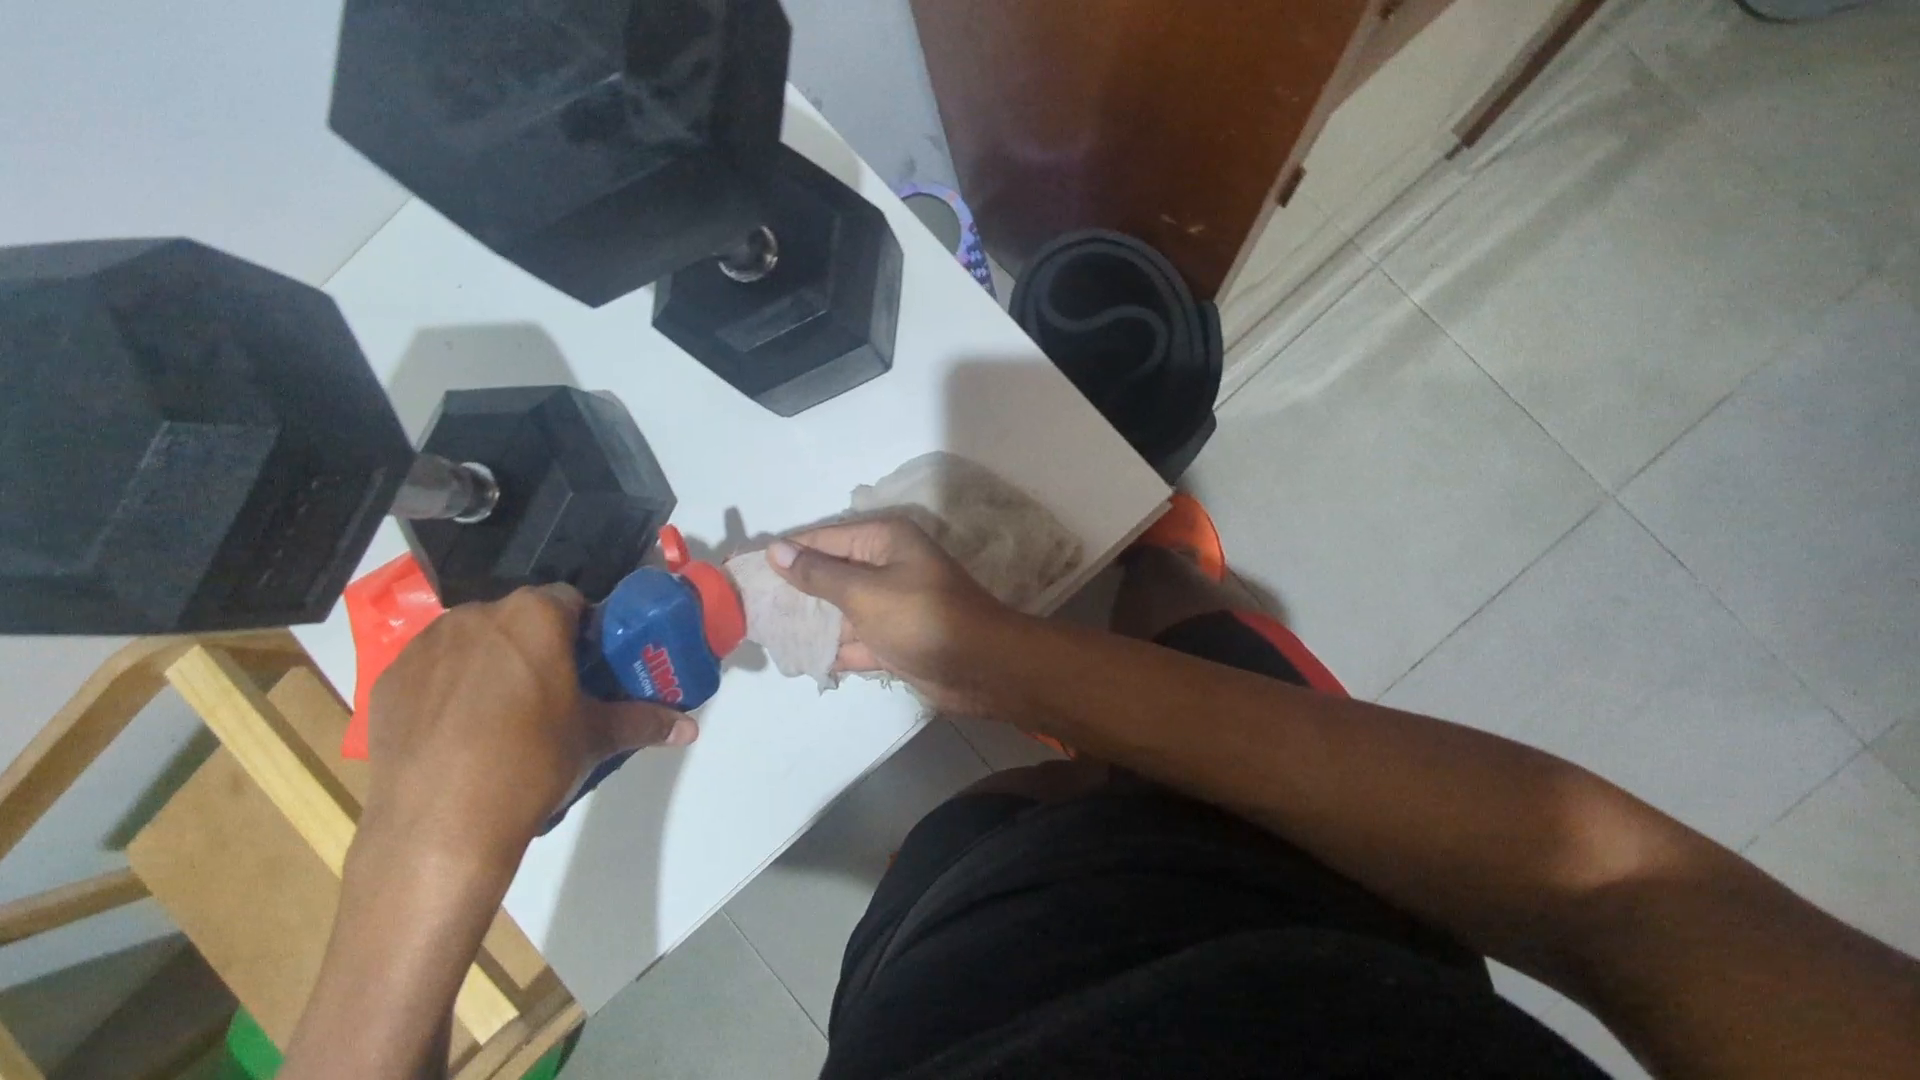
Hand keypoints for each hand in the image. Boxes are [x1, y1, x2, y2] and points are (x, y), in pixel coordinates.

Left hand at [363, 584, 694, 863]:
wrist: (440, 825)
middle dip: (536, 645)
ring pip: (472, 641)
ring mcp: (426, 645)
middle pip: (518, 619)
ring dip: (490, 662)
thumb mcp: (595, 739)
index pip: (570, 602)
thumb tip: (689, 727)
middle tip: (552, 692)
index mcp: (534, 617)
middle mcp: (478, 615)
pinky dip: (447, 687)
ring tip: (500, 715)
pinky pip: (432, 669)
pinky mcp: (389, 679)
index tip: (588, 666)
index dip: (584, 631)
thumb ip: (643, 721)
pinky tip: (457, 730)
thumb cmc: (532, 764)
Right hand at [767, 516, 1019, 711]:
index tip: (741, 564)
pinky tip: (796, 658)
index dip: (781, 552)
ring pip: (838, 610)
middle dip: (790, 591)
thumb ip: (818, 575)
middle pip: (827, 575)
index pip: (820, 540)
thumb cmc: (922, 618)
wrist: (980, 668)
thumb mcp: (864, 592)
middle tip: (744, 605)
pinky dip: (831, 650)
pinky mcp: (893, 640)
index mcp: (883, 541)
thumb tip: (776, 550)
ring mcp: (889, 606)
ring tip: (759, 633)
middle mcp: (885, 567)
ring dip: (807, 623)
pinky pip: (853, 640)